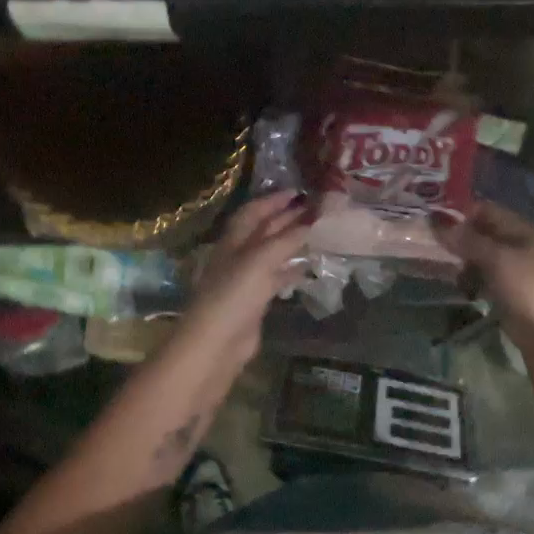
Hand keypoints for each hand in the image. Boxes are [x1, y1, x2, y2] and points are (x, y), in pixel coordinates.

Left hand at [180, 190, 311, 358]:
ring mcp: (246, 279)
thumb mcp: (261, 260)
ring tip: (316, 235)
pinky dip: (291, 271)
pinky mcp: (255, 301)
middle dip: (287, 219)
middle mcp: (238, 255)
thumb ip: (287, 239)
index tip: (301, 193)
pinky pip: (275, 279)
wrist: (217, 341)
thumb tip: (312, 220)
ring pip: (271, 254)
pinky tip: (306, 268)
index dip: (275, 200)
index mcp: (233, 240)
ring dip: (291, 243)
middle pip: (264, 231)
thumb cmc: (234, 294)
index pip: (254, 211)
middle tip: (316, 211)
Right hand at [437, 203, 533, 336]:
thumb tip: (435, 221)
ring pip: (477, 256)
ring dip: (461, 261)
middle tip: (429, 243)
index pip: (483, 209)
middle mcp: (512, 243)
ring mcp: (508, 267)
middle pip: (478, 232)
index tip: (432, 220)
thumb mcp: (495, 258)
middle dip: (457, 237)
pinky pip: (480, 276)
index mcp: (516, 228)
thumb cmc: (525, 286)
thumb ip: (467, 239)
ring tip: (443, 268)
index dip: (459, 212)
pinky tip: (461, 287)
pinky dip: (469, 280)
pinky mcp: (502, 288)